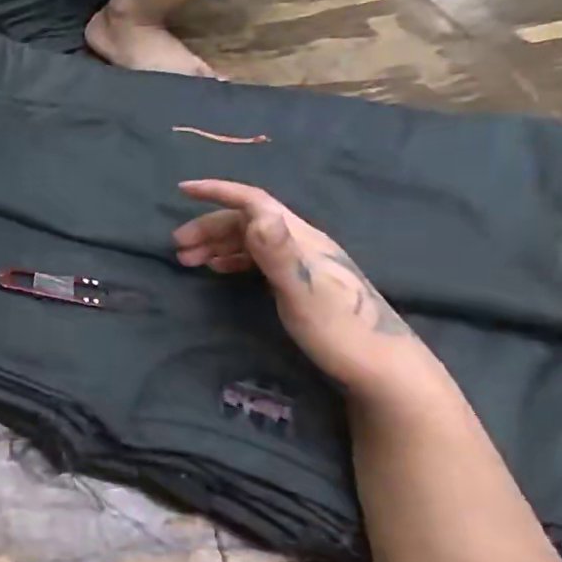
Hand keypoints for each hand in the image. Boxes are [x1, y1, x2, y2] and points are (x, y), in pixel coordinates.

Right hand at [172, 180, 436, 390]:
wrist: (383, 370)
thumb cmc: (339, 330)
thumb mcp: (301, 291)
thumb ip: (278, 252)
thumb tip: (256, 214)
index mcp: (302, 238)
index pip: (254, 202)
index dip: (218, 191)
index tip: (182, 190)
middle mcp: (301, 243)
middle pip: (246, 221)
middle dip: (208, 227)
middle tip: (178, 247)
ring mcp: (302, 263)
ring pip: (249, 239)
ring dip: (216, 244)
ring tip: (189, 261)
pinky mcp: (299, 281)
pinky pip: (257, 257)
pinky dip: (231, 257)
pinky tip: (220, 269)